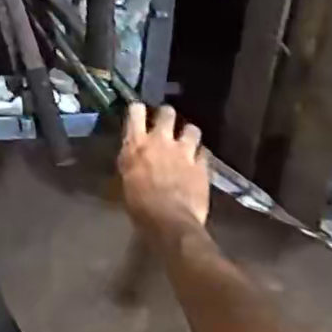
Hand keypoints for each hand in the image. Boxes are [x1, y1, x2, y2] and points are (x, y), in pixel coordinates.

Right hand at [118, 103, 209, 240]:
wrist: (169, 222)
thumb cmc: (139, 204)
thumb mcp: (126, 177)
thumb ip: (132, 159)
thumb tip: (134, 153)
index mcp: (137, 143)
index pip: (136, 111)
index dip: (138, 109)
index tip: (139, 114)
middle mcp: (160, 140)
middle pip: (166, 113)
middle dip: (166, 115)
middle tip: (165, 123)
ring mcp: (184, 152)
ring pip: (191, 129)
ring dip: (188, 133)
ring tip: (187, 140)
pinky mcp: (202, 165)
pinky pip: (205, 152)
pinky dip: (201, 155)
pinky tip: (199, 161)